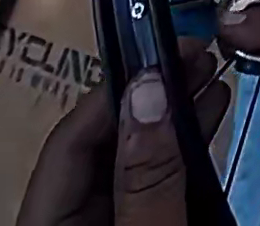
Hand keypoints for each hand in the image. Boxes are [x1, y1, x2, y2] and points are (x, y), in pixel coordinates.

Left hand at [16, 40, 230, 225]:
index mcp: (47, 223)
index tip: (170, 51)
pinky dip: (180, 152)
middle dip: (156, 93)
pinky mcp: (131, 225)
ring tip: (213, 73)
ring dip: (175, 115)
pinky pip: (151, 182)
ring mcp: (99, 222)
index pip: (71, 136)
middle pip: (104, 141)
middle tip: (202, 53)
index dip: (120, 88)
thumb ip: (148, 175)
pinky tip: (208, 117)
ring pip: (133, 158)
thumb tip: (150, 84)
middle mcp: (66, 217)